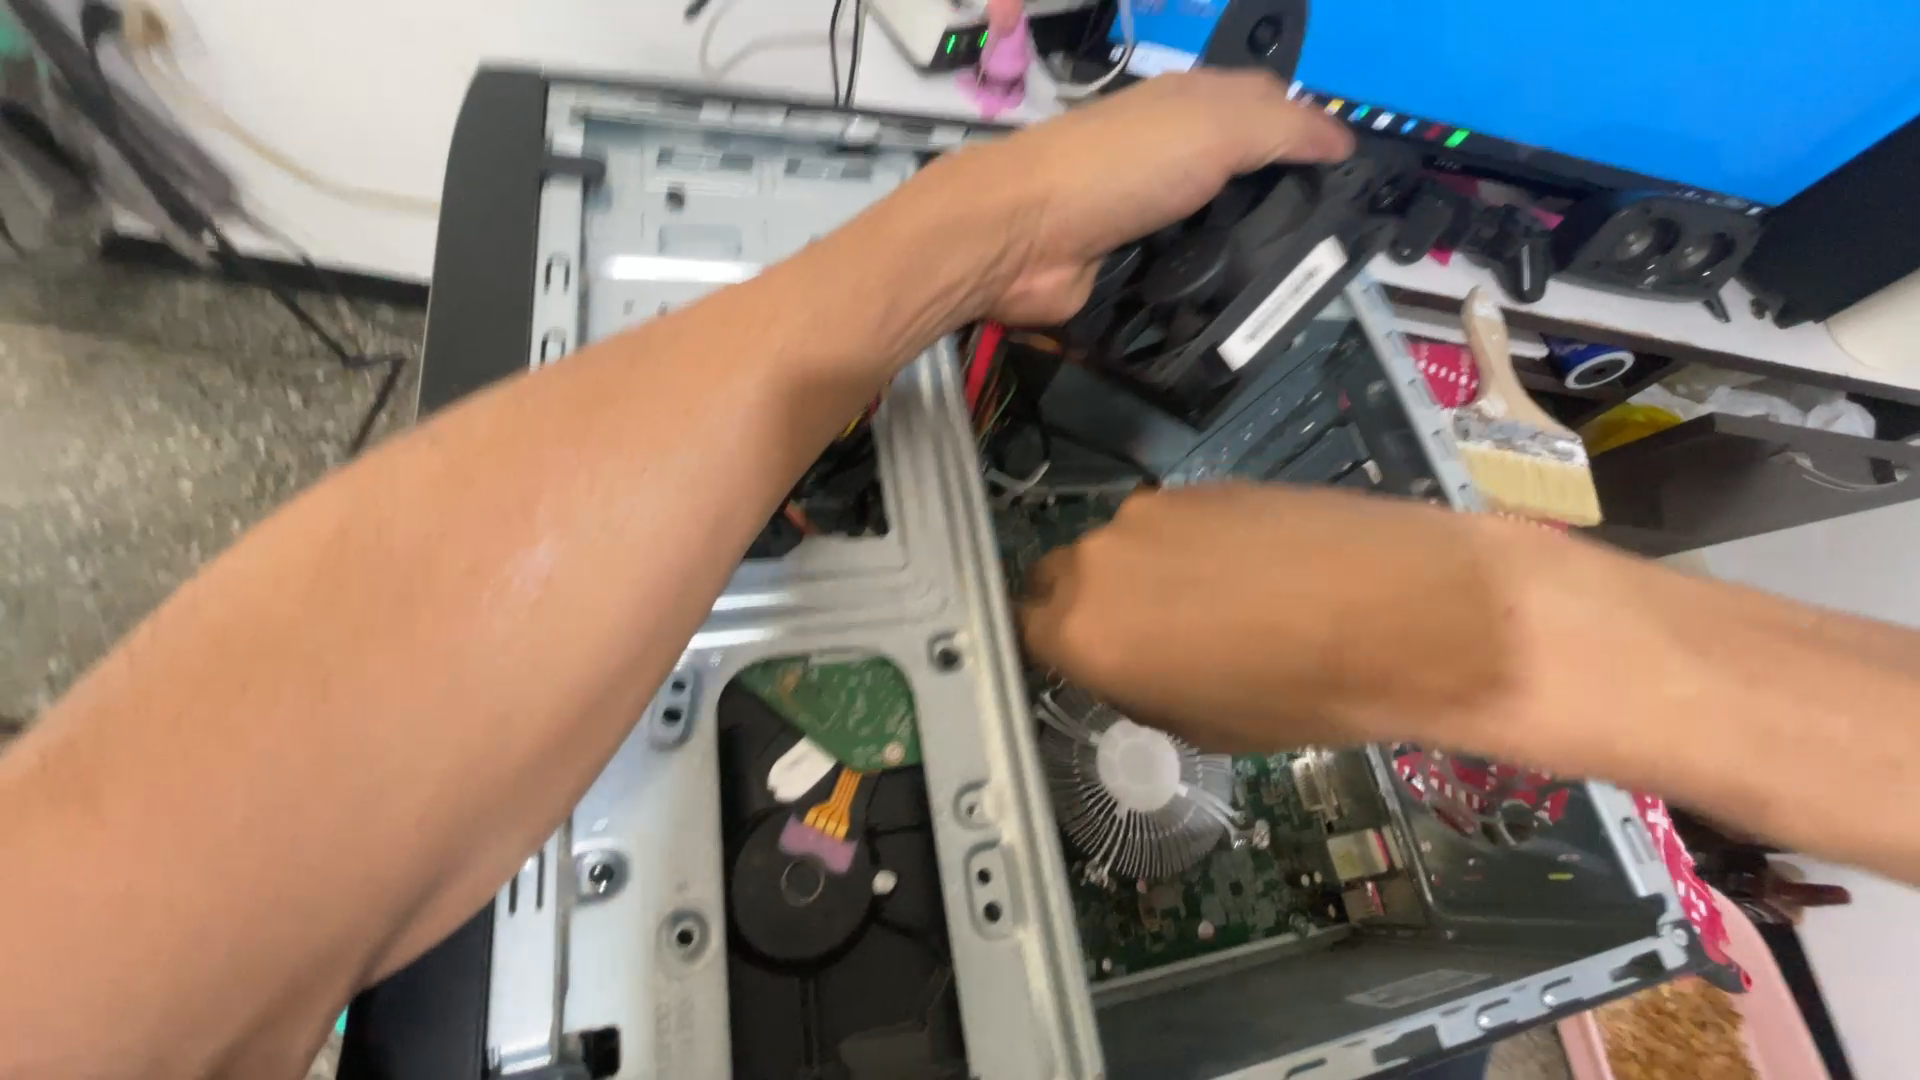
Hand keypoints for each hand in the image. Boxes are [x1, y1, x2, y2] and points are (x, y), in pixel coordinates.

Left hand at [920, 70, 1354, 325]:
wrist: (1026, 235)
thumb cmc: (1123, 166)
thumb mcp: (1217, 127)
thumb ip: (1283, 130)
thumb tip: (1343, 140)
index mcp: (1192, 110)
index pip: (1267, 115)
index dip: (1310, 140)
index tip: (1352, 183)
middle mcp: (1170, 162)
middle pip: (1241, 185)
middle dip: (1283, 213)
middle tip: (1333, 252)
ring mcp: (1146, 222)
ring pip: (1212, 240)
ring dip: (1246, 262)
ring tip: (1297, 293)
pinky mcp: (1125, 274)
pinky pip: (1178, 286)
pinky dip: (1204, 297)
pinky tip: (1238, 315)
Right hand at [1017, 484, 1531, 751]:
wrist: (1409, 610)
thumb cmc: (1301, 695)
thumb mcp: (1197, 725)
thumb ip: (1129, 684)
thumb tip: (1118, 658)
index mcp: (1082, 632)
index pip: (1021, 628)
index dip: (1048, 646)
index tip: (1079, 659)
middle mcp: (1097, 560)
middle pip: (1056, 578)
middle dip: (1082, 606)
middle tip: (1139, 634)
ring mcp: (1148, 513)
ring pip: (1113, 548)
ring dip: (1137, 573)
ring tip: (1210, 599)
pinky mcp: (1198, 484)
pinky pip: (1164, 524)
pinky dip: (1183, 546)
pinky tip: (1244, 568)